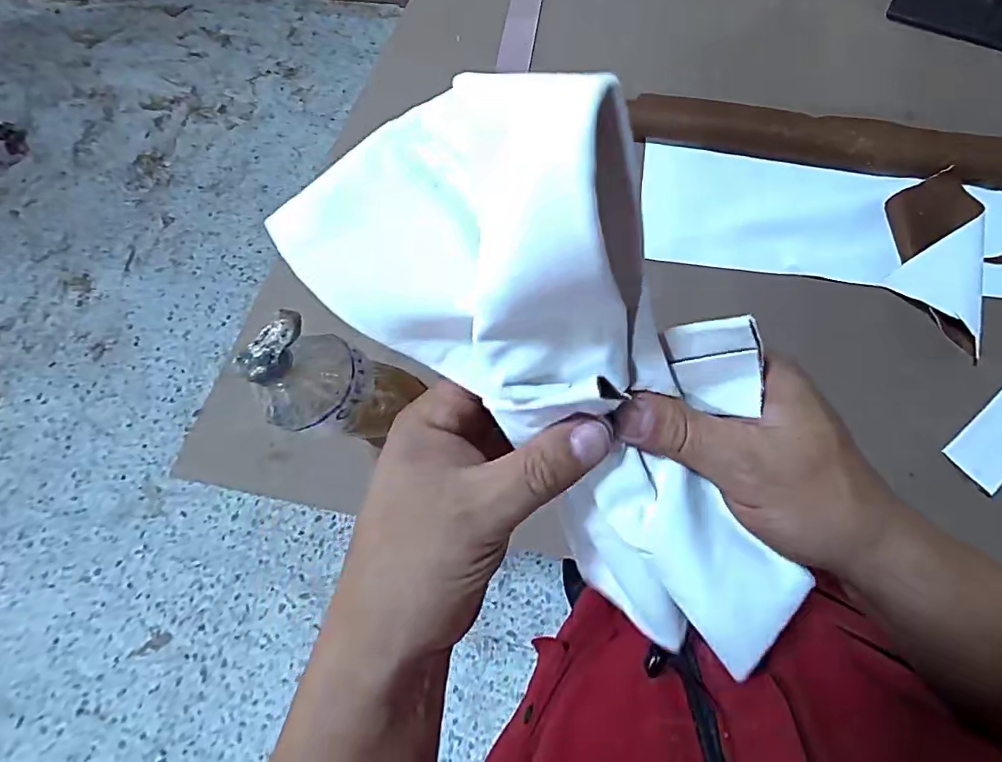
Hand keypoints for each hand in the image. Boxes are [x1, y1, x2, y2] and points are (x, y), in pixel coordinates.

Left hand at [325, 380, 613, 663]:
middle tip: (609, 383)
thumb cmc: (420, 561)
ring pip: (514, 433)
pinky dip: (547, 460)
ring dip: (552, 430)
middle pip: (504, 400)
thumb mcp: (483, 506)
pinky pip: (518, 463)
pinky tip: (585, 451)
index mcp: (430, 417)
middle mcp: (445, 431)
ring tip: (608, 410)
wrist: (392, 645)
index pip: (488, 371)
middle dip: (551, 397)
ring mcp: (462, 463)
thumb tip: (603, 426)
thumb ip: (544, 465)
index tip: (589, 357)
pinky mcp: (478, 493)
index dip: (535, 363)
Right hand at [614, 356, 903, 576]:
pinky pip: (704, 434)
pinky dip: (680, 444)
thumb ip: (683, 431)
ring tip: (616, 431)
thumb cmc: (813, 500)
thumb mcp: (743, 463)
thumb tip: (621, 407)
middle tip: (603, 412)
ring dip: (664, 424)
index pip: (693, 350)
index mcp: (763, 368)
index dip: (649, 364)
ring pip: (695, 410)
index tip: (606, 383)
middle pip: (690, 380)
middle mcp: (756, 383)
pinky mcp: (751, 446)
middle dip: (651, 397)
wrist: (868, 558)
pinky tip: (649, 453)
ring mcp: (754, 416)